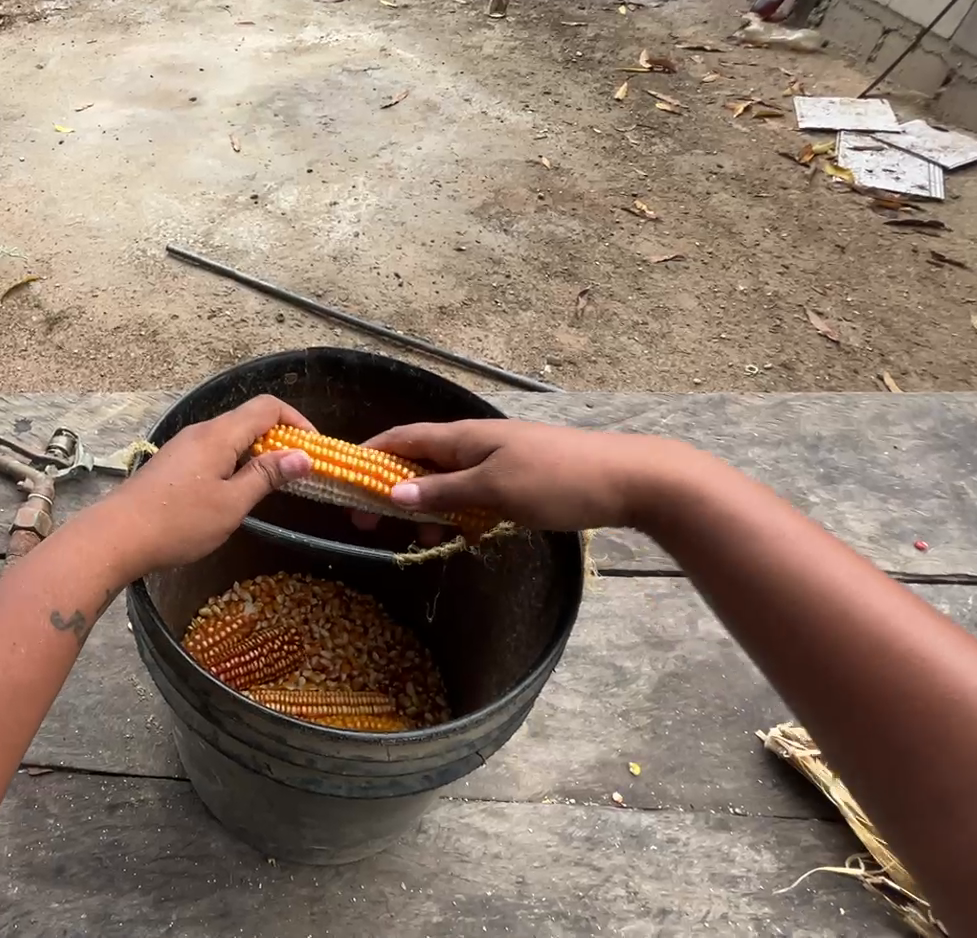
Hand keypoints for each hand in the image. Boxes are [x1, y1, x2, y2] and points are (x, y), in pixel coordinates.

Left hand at [86, 395, 314, 572]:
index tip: (314, 450)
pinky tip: (236, 490)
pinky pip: (213, 450)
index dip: (297, 422)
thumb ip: (266, 475)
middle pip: (249, 419)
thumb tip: (303, 455)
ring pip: (230, 436)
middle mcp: (201, 431)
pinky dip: (235, 461)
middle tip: (298, 471)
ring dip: (257, 452)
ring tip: (272, 483)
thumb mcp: (232, 503)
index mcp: (219, 434)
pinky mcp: (173, 463)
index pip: (267, 407)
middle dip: (280, 438)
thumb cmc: (178, 522)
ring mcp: (184, 446)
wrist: (117, 535)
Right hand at [354, 419, 701, 531]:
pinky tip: (458, 536)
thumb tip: (391, 494)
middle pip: (418, 462)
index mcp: (462, 437)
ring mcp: (496, 461)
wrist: (632, 480)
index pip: (401, 438)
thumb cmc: (557, 480)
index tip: (344, 479)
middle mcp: (473, 444)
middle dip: (391, 489)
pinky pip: (470, 494)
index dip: (369, 455)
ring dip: (425, 507)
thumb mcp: (493, 490)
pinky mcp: (516, 479)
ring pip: (444, 481)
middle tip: (369, 522)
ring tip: (415, 538)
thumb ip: (441, 493)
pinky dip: (456, 513)